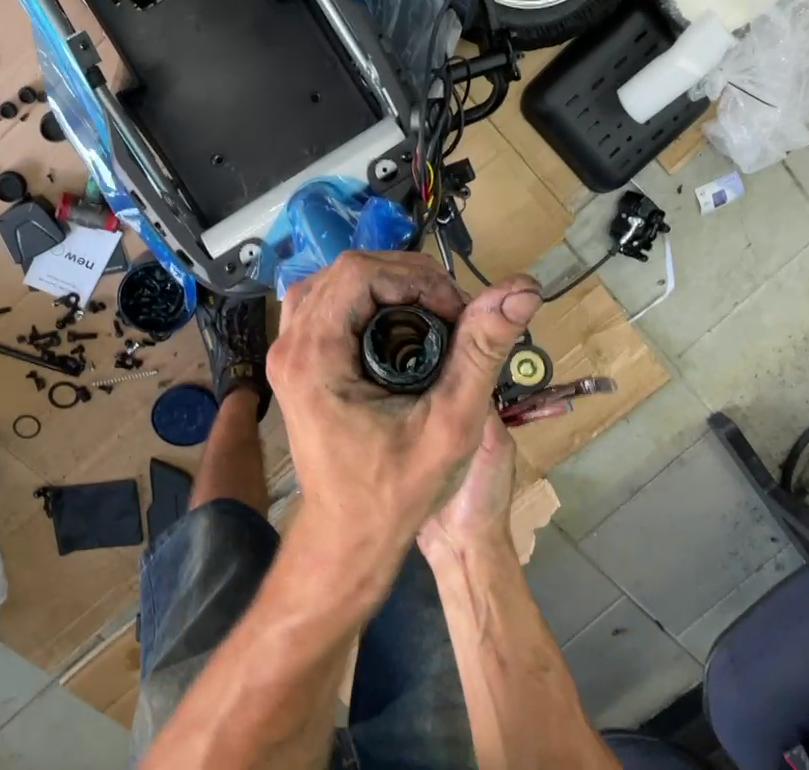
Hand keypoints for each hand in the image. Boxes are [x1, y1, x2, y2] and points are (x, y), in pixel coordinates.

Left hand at [269, 251, 541, 588]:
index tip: (456, 311)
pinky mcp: (296, 363)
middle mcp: (289, 346)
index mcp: (313, 357)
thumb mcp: (450, 424)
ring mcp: (286, 353)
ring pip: (335, 284)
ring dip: (388, 288)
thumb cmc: (396, 492)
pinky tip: (402, 328)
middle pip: (346, 271)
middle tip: (453, 314)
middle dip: (407, 280)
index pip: (358, 272)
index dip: (415, 277)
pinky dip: (368, 304)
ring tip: (433, 317)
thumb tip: (522, 291)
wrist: (349, 536)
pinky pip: (327, 306)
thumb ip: (481, 352)